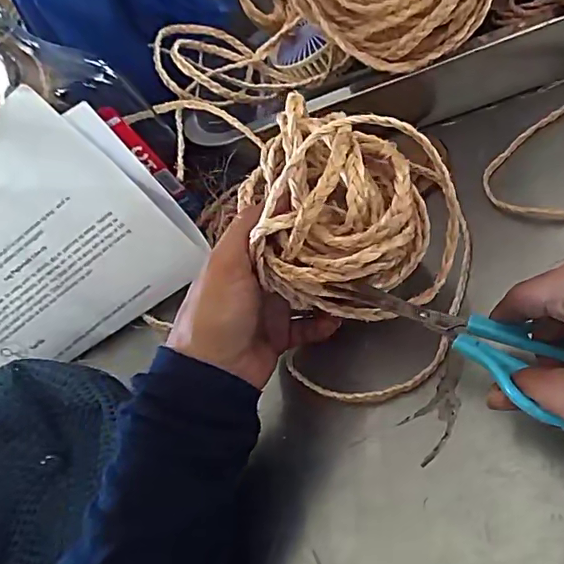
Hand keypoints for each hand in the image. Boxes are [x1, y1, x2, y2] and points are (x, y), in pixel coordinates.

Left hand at [169, 203, 338, 388]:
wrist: (214, 371)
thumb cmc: (217, 312)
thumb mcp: (226, 262)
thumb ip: (248, 228)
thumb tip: (274, 193)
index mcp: (241, 258)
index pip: (272, 230)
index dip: (296, 218)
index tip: (326, 207)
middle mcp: (257, 279)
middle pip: (294, 260)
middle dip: (318, 254)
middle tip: (347, 245)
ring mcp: (270, 308)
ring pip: (306, 292)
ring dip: (326, 290)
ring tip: (349, 283)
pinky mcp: (282, 334)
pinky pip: (309, 325)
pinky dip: (323, 323)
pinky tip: (336, 319)